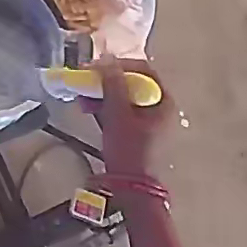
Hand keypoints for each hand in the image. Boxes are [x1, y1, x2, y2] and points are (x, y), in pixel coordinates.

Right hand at [87, 58, 168, 176]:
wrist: (130, 187)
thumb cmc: (129, 149)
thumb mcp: (119, 114)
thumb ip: (113, 85)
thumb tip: (107, 59)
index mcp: (163, 101)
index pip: (144, 71)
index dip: (120, 64)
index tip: (98, 66)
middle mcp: (159, 107)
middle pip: (132, 83)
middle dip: (107, 80)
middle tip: (87, 80)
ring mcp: (149, 119)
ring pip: (124, 96)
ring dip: (103, 93)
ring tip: (83, 96)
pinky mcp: (137, 130)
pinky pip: (121, 110)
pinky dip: (106, 107)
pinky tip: (88, 108)